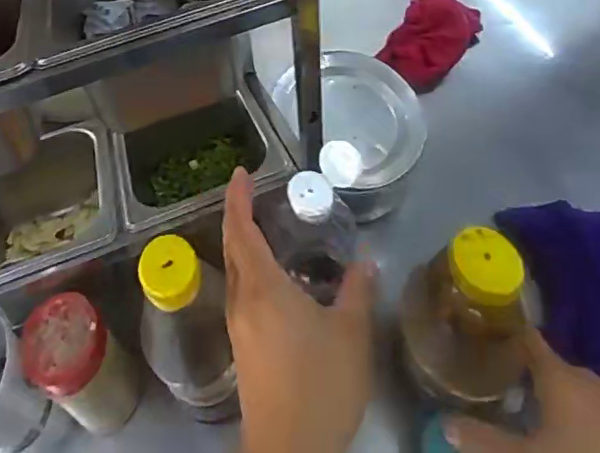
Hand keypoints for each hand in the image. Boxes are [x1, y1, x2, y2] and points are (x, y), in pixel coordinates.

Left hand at [224, 166, 376, 452]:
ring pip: (235, 271)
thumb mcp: (351, 334)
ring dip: (243, 244)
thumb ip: (358, 291)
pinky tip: (276, 281)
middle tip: (250, 192)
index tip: (239, 173)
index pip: (242, 230)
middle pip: (232, 247)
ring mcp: (238, 326)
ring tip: (266, 230)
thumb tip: (367, 260)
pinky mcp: (243, 347)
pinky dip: (251, 271)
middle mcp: (242, 300)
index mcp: (262, 287)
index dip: (237, 198)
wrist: (290, 448)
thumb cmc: (321, 384)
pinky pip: (242, 293)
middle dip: (237, 215)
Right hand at [444, 328, 599, 452]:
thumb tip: (446, 422)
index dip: (509, 335)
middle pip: (557, 368)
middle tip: (509, 388)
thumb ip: (484, 441)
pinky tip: (583, 447)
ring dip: (565, 403)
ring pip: (586, 396)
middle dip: (534, 376)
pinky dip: (591, 427)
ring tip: (543, 421)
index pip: (530, 341)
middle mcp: (594, 385)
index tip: (488, 335)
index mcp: (562, 379)